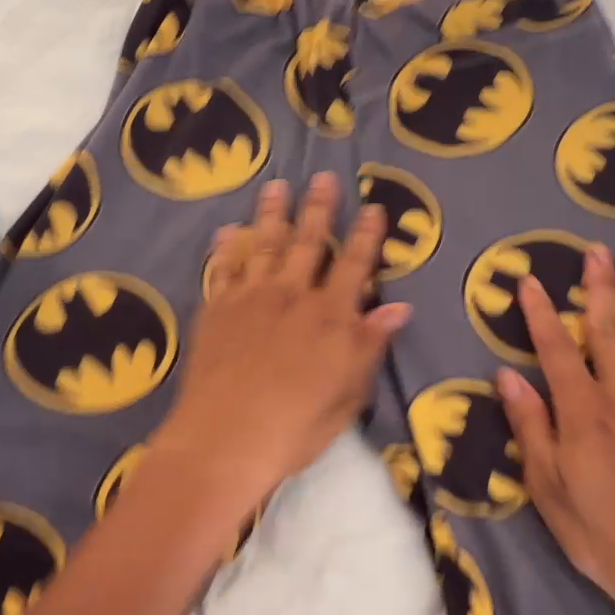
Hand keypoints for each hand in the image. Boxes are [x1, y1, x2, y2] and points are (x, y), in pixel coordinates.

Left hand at [148, 173, 411, 512]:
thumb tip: (399, 308)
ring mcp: (249, 299)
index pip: (354, 266)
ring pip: (264, 244)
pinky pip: (223, 269)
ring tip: (277, 186)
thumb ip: (369, 345)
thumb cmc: (295, 426)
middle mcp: (292, 296)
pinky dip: (226, 248)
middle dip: (319, 208)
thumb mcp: (348, 393)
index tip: (374, 208)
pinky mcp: (215, 310)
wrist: (225, 437)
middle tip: (323, 177)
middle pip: (308, 243)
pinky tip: (227, 232)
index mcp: (331, 317)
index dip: (366, 236)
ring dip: (272, 214)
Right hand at [495, 246, 614, 614]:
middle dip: (599, 290)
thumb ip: (531, 427)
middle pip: (609, 333)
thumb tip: (508, 377)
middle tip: (596, 251)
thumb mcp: (548, 487)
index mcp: (583, 413)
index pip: (557, 350)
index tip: (529, 280)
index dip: (541, 314)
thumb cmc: (599, 533)